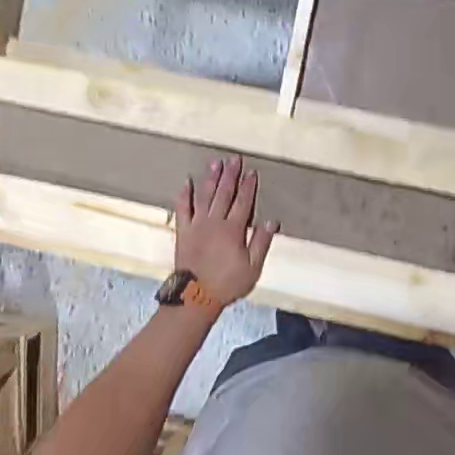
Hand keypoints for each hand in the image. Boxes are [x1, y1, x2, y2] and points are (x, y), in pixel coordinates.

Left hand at [175, 157, 279, 304]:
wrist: (195, 296)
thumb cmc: (228, 283)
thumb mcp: (252, 266)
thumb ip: (261, 242)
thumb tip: (271, 221)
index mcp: (233, 229)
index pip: (243, 202)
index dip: (248, 186)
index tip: (252, 172)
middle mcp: (214, 222)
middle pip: (224, 193)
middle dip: (230, 175)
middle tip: (234, 159)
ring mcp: (196, 225)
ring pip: (204, 196)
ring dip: (210, 178)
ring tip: (215, 163)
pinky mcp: (183, 232)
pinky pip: (183, 209)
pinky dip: (185, 195)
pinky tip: (187, 183)